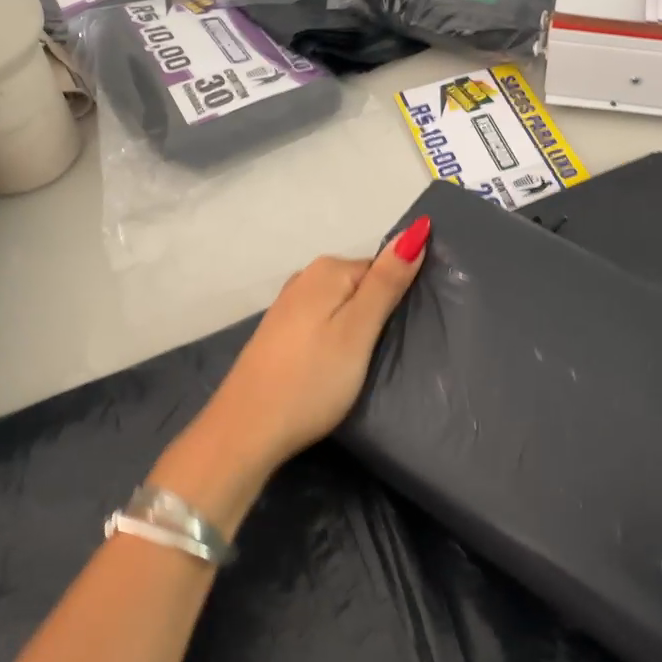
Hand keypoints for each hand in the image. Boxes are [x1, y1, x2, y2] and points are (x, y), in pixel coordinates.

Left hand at [198, 216, 431, 471]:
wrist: (245, 432)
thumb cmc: (311, 381)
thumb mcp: (359, 331)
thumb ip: (387, 282)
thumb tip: (417, 229)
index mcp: (327, 271)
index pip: (383, 269)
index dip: (396, 300)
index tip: (399, 335)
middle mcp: (304, 279)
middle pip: (360, 286)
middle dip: (376, 314)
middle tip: (380, 354)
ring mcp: (287, 307)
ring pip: (340, 307)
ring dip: (355, 329)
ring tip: (359, 365)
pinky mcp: (278, 335)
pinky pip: (322, 323)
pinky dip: (334, 340)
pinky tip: (333, 368)